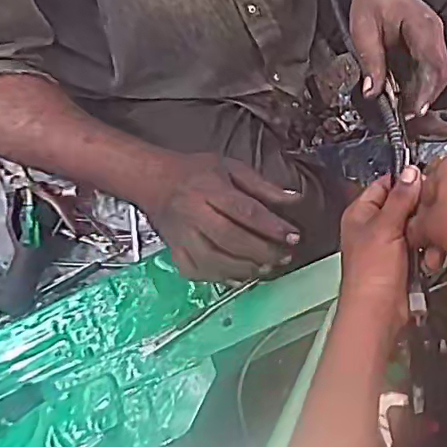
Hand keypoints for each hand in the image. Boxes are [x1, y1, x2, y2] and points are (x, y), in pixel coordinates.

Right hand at [145, 152, 303, 281]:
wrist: (151, 180)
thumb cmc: (195, 173)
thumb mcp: (231, 168)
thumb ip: (263, 186)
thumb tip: (295, 199)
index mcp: (208, 189)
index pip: (245, 211)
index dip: (272, 227)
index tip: (293, 236)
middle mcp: (192, 214)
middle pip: (231, 239)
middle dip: (262, 251)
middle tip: (284, 256)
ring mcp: (180, 236)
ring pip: (214, 260)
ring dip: (245, 268)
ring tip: (267, 267)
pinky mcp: (174, 251)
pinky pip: (197, 272)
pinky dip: (221, 278)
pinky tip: (241, 276)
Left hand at [338, 168, 421, 321]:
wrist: (378, 310)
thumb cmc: (370, 273)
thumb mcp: (386, 227)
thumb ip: (400, 199)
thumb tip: (410, 173)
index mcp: (359, 214)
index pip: (383, 185)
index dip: (403, 180)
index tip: (424, 178)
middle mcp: (372, 228)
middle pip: (400, 205)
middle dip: (417, 206)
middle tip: (433, 204)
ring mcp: (387, 245)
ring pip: (412, 226)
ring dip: (423, 228)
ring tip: (431, 229)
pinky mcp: (401, 261)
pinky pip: (418, 245)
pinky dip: (426, 246)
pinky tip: (432, 246)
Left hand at [347, 0, 446, 117]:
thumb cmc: (372, 2)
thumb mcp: (363, 31)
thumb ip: (370, 61)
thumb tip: (372, 92)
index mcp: (424, 26)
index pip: (434, 64)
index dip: (428, 90)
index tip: (416, 110)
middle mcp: (435, 34)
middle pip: (441, 74)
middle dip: (425, 98)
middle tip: (407, 116)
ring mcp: (435, 41)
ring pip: (437, 77)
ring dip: (422, 95)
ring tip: (404, 110)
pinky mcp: (430, 49)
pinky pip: (430, 73)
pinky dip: (419, 88)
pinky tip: (404, 97)